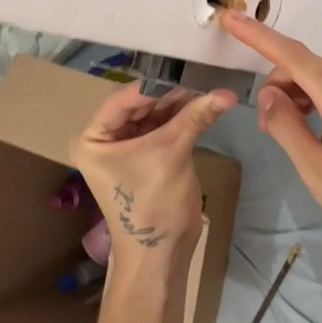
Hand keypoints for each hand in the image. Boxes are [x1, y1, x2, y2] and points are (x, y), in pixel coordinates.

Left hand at [70, 83, 234, 268]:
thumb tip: (227, 91)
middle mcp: (106, 139)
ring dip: (181, 104)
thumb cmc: (151, 204)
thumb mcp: (171, 154)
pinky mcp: (150, 157)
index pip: (125, 99)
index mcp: (94, 138)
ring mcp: (128, 148)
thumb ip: (195, 117)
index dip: (156, 84)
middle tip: (204, 77)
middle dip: (172, 93)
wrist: (161, 253)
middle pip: (142, 105)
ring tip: (210, 87)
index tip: (186, 69)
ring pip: (156, 115)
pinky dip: (184, 118)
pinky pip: (166, 129)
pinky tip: (206, 104)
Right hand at [220, 11, 321, 252]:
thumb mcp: (317, 171)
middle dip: (275, 84)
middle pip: (303, 65)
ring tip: (283, 132)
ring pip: (316, 76)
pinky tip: (305, 127)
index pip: (294, 56)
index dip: (260, 36)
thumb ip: (288, 128)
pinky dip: (309, 98)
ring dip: (292, 93)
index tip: (231, 18)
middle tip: (265, 128)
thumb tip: (267, 94)